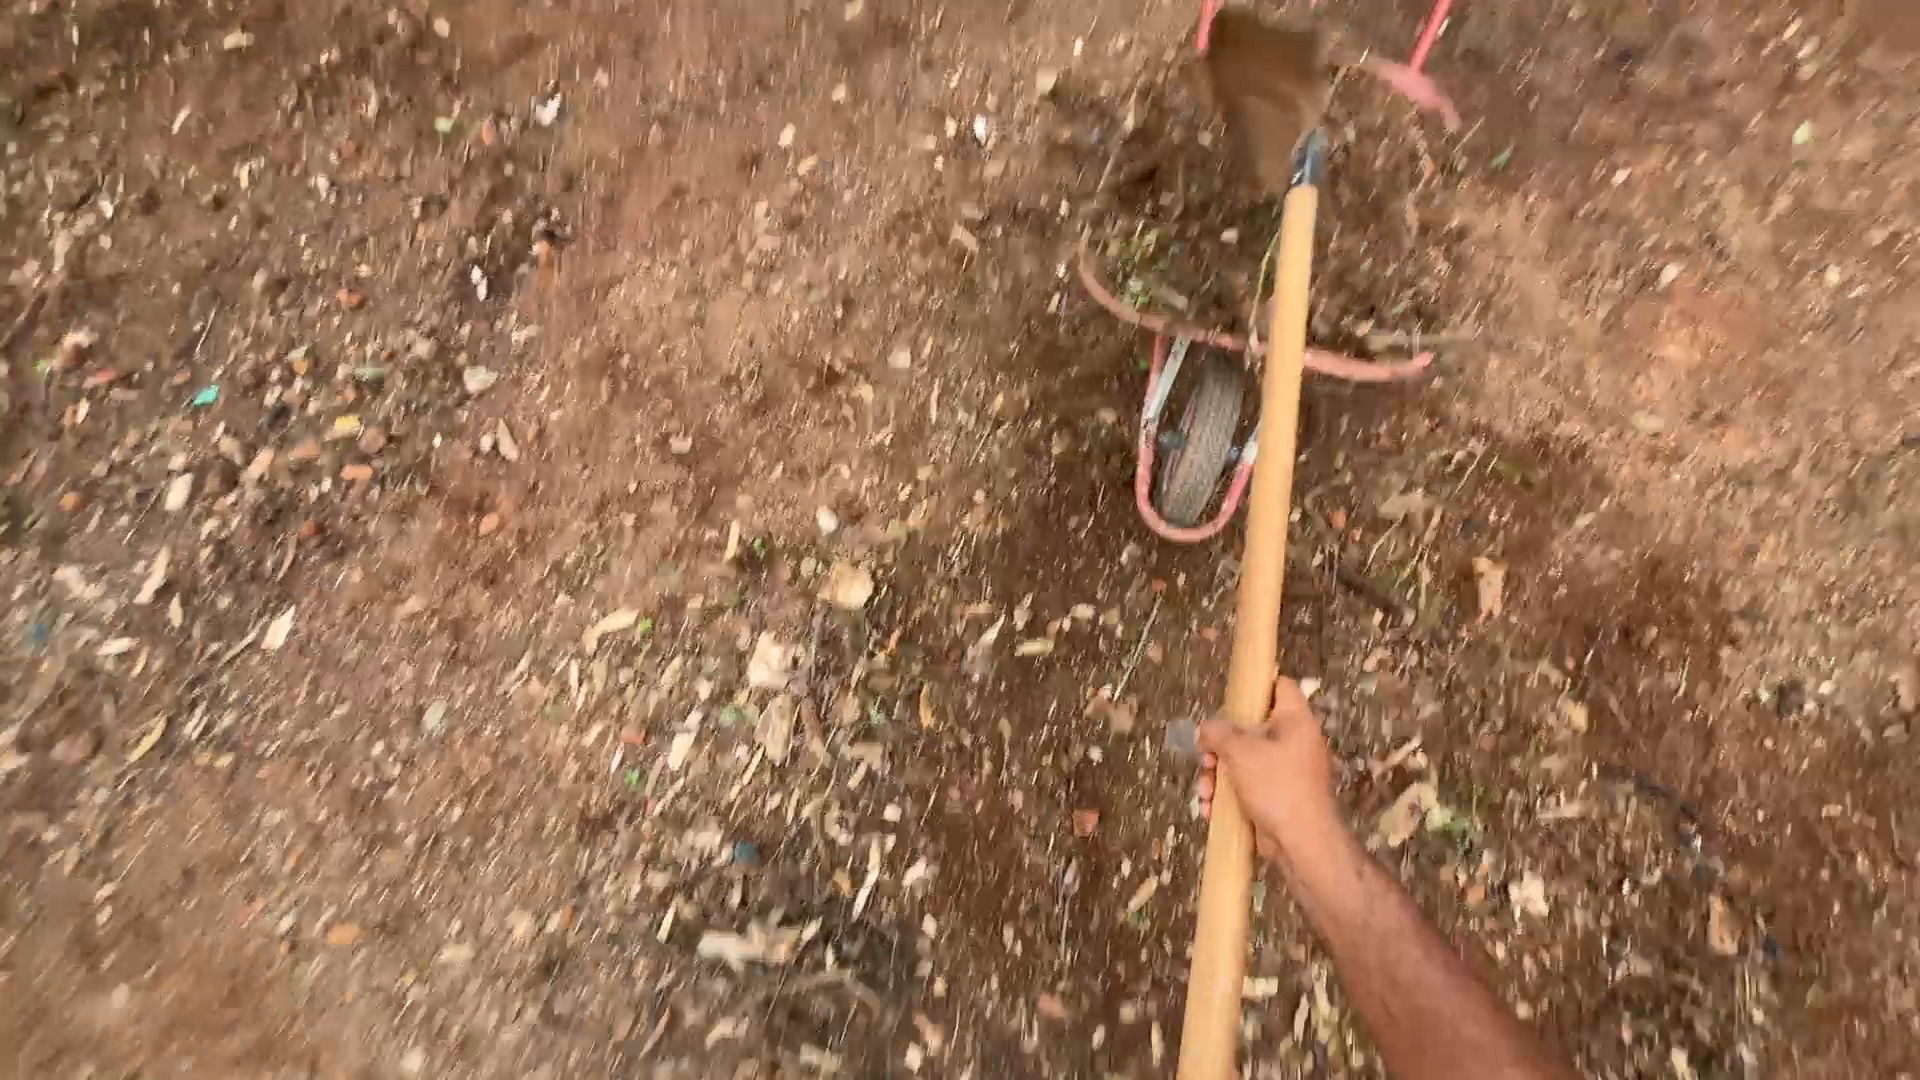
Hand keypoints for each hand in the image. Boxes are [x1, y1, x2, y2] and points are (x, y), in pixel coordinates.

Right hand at [1198, 676, 1337, 863]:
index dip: (1257, 685)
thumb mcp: (1240, 750)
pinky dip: (1227, 794)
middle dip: (1220, 743)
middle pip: (1250, 727)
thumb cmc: (1276, 786)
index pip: (1281, 686)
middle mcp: (1293, 742)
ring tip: (1205, 790)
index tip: (1231, 696)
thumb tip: (1206, 729)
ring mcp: (1286, 771)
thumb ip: (1217, 732)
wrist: (1301, 844)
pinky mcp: (1276, 796)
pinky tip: (1211, 809)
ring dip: (1217, 774)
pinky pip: (1245, 785)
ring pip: (1242, 759)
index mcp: (1295, 721)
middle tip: (1205, 755)